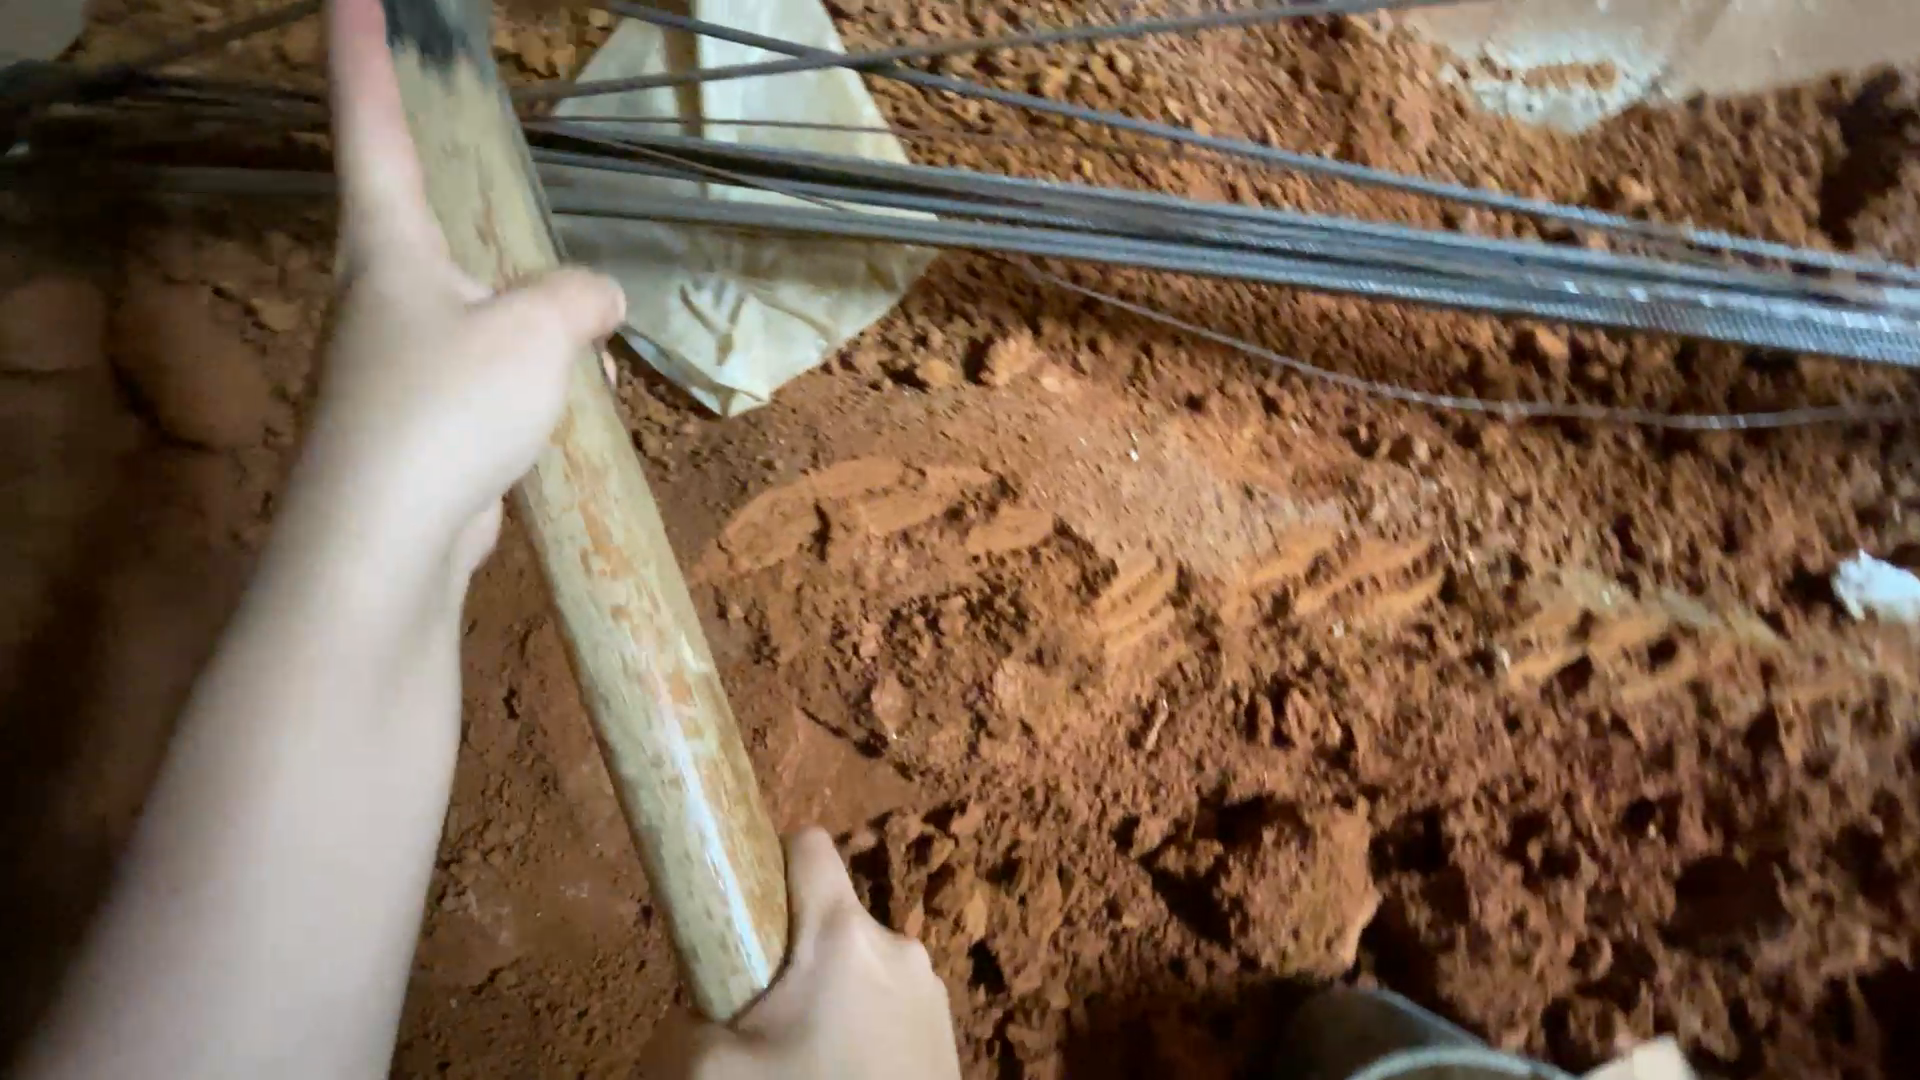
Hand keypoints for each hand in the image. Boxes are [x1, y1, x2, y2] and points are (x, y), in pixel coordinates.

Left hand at [308, 0, 625, 566]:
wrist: (398, 528)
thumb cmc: (451, 405)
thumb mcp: (535, 331)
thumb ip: (577, 296)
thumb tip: (601, 297)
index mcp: (392, 249)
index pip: (374, 132)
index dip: (362, 60)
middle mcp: (389, 296)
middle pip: (446, 234)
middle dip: (496, 236)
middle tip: (535, 241)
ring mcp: (409, 361)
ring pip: (489, 317)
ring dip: (543, 334)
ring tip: (586, 367)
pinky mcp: (435, 417)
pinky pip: (500, 376)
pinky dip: (540, 384)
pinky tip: (571, 412)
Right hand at [659, 830, 962, 1079]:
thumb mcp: (710, 1075)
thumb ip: (681, 1025)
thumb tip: (695, 1008)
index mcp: (842, 933)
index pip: (806, 845)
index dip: (768, 862)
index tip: (744, 908)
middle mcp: (895, 943)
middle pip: (829, 917)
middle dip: (792, 955)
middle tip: (764, 1019)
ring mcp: (930, 986)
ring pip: (858, 962)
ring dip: (829, 993)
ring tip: (804, 1058)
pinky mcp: (946, 1028)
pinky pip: (889, 1000)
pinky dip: (862, 1022)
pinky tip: (842, 1073)